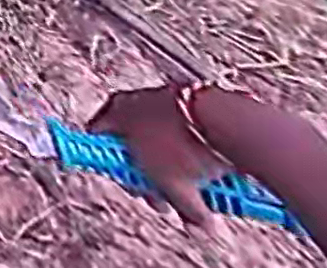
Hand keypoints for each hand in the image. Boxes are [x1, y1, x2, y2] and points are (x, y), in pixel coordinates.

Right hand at [87, 86, 226, 226]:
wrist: (224, 121)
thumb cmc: (183, 145)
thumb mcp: (175, 187)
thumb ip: (182, 209)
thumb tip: (198, 224)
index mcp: (112, 113)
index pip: (102, 144)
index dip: (119, 171)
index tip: (138, 189)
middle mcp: (131, 102)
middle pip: (137, 146)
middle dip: (159, 177)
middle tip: (176, 198)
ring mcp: (161, 101)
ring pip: (167, 143)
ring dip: (184, 168)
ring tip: (206, 188)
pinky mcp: (191, 106)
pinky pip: (190, 137)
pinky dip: (201, 156)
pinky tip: (217, 173)